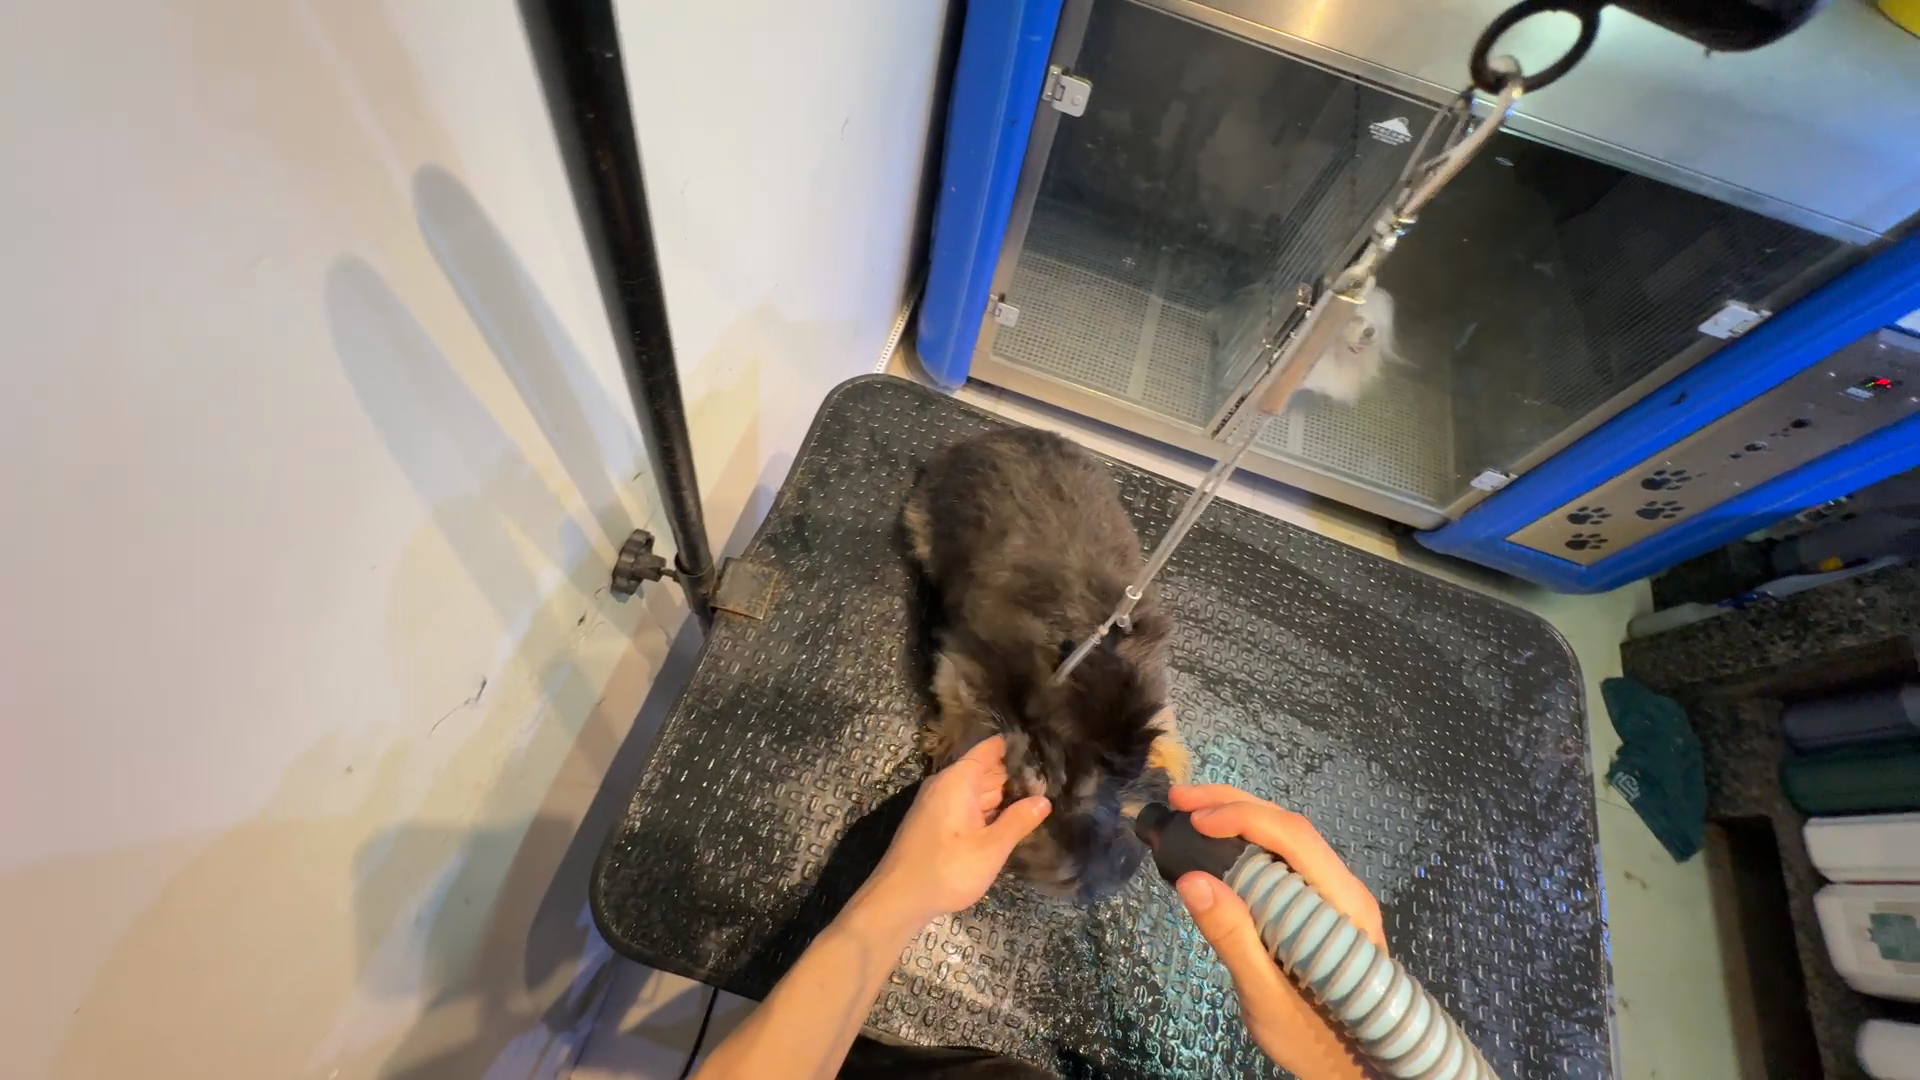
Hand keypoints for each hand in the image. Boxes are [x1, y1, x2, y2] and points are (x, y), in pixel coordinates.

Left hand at [862, 735, 1051, 927]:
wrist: (898, 898)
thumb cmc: (947, 869)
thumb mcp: (990, 848)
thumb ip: (1017, 821)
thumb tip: (1044, 800)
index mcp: (958, 779)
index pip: (990, 749)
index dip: (1014, 746)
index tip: (1042, 746)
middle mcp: (946, 783)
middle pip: (985, 768)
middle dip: (1014, 772)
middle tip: (1051, 774)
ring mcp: (938, 802)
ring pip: (976, 788)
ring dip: (1002, 792)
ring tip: (1038, 792)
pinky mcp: (935, 821)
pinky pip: (966, 803)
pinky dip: (987, 806)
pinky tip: (1008, 816)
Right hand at [1170, 785, 1384, 1079]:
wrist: (1356, 1070)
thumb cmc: (1315, 1039)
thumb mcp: (1268, 999)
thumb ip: (1234, 940)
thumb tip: (1191, 880)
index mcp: (1342, 904)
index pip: (1294, 837)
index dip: (1243, 817)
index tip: (1195, 820)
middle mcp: (1341, 886)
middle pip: (1287, 824)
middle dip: (1231, 803)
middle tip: (1179, 799)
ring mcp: (1330, 891)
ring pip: (1283, 832)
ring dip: (1234, 812)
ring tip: (1188, 809)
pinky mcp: (1314, 899)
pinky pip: (1279, 852)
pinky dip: (1242, 834)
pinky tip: (1213, 838)